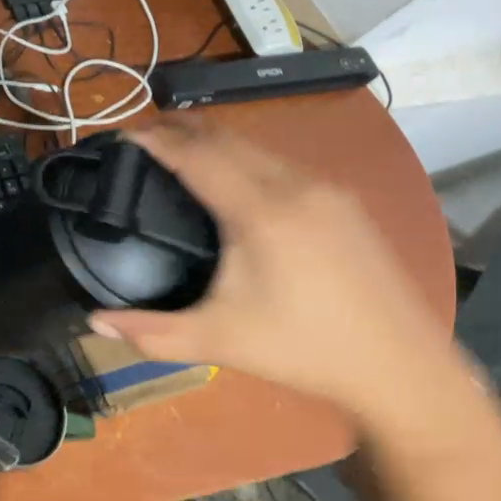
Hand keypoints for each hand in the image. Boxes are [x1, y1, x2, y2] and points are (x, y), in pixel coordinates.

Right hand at [88, 119, 462, 424]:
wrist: (407, 372)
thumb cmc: (305, 351)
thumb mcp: (218, 342)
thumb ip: (150, 331)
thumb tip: (93, 322)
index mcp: (261, 211)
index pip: (195, 154)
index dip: (155, 138)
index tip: (120, 134)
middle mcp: (295, 186)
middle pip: (225, 136)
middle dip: (179, 128)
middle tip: (139, 137)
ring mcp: (327, 190)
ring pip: (255, 144)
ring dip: (212, 139)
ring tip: (177, 150)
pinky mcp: (345, 203)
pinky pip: (279, 160)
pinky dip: (242, 154)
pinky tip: (230, 177)